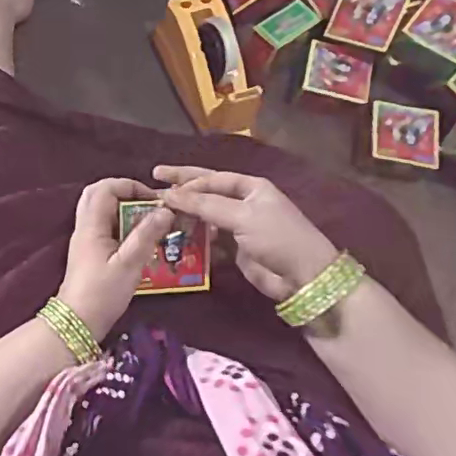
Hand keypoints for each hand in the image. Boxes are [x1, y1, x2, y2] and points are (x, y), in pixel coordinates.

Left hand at [58, 178, 172, 340]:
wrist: (78, 322)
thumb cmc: (103, 293)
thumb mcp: (129, 264)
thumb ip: (147, 234)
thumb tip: (165, 210)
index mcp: (91, 226)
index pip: (104, 188)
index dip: (129, 186)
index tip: (152, 199)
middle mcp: (84, 228)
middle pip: (98, 195)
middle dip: (125, 194)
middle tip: (148, 205)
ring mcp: (85, 241)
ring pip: (101, 212)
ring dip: (124, 210)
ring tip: (147, 222)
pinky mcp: (89, 253)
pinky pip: (104, 228)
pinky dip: (120, 226)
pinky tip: (139, 240)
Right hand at [154, 166, 338, 301]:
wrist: (302, 276)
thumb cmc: (277, 237)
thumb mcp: (242, 216)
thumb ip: (205, 205)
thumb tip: (170, 195)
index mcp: (250, 187)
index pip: (211, 178)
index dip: (185, 179)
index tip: (159, 180)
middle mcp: (243, 203)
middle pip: (206, 193)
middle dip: (181, 191)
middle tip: (152, 186)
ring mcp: (238, 226)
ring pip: (204, 217)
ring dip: (184, 217)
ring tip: (159, 216)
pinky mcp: (234, 249)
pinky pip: (208, 239)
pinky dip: (193, 239)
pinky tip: (175, 238)